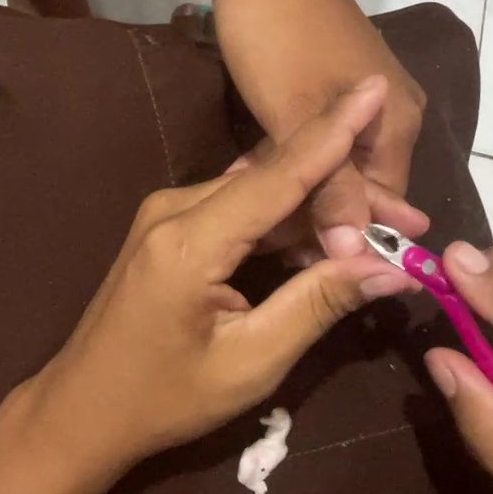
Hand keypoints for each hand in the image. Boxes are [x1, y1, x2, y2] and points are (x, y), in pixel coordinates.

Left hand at [24, 76, 421, 466]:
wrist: (84, 408)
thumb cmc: (164, 397)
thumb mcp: (250, 361)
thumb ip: (318, 304)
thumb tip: (391, 268)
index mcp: (190, 239)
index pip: (278, 174)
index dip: (333, 130)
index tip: (377, 85)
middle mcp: (174, 208)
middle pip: (273, 180)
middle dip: (342, 191)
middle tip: (408, 218)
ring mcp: (167, 213)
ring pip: (257, 193)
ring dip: (315, 208)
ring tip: (379, 228)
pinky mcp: (168, 226)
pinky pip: (236, 209)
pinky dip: (281, 221)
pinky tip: (321, 237)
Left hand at [212, 0, 428, 259]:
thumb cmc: (276, 36)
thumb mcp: (296, 117)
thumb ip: (332, 192)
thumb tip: (360, 261)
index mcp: (394, 130)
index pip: (381, 211)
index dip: (347, 247)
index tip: (299, 275)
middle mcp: (392, 120)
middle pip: (361, 195)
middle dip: (322, 226)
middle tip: (274, 260)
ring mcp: (364, 103)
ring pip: (337, 174)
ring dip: (304, 201)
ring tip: (262, 236)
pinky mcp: (334, 92)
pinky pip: (321, 149)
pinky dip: (296, 171)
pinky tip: (262, 188)